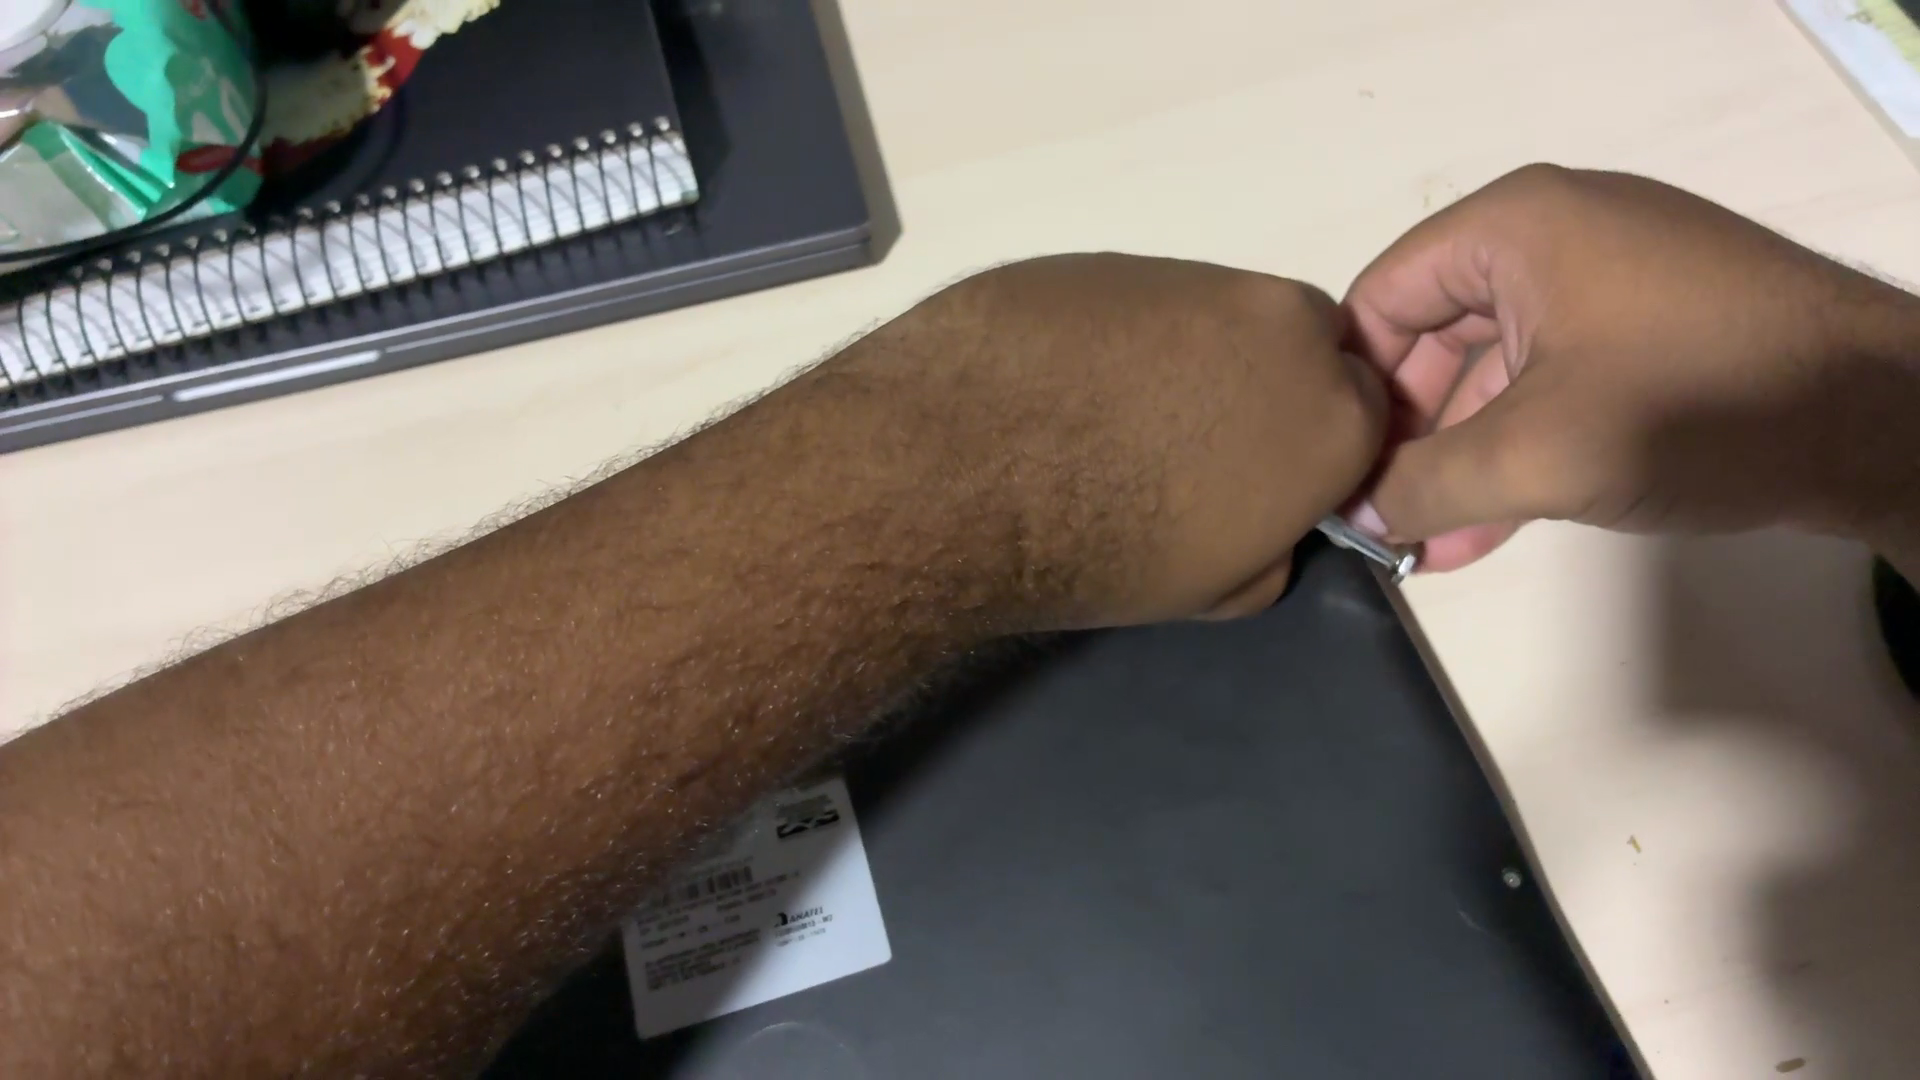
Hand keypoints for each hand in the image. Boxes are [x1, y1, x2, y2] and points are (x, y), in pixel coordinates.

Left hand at [888, 254, 1386, 626]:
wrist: (958, 474)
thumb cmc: (1098, 550)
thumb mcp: (1208, 592)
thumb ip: (1270, 552)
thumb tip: (1271, 528)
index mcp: (1328, 412)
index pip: (1361, 414)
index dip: (1304, 447)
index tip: (1253, 474)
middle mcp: (1273, 323)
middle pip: (1293, 346)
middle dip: (1256, 389)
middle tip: (1179, 441)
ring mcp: (1182, 277)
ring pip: (1212, 316)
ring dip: (1180, 357)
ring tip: (1099, 413)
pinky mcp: (1100, 259)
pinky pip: (1131, 301)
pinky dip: (1110, 336)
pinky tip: (1053, 380)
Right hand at [1343, 165, 1919, 570]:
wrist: (1902, 429)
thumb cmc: (1699, 406)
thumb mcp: (1532, 456)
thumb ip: (1418, 486)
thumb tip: (1347, 518)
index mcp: (1512, 229)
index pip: (1376, 302)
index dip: (1347, 387)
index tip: (1334, 462)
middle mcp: (1543, 244)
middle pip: (1418, 345)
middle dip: (1397, 439)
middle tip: (1372, 508)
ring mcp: (1589, 293)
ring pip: (1471, 382)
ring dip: (1443, 466)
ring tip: (1412, 541)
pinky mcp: (1624, 341)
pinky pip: (1526, 396)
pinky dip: (1494, 461)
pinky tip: (1462, 535)